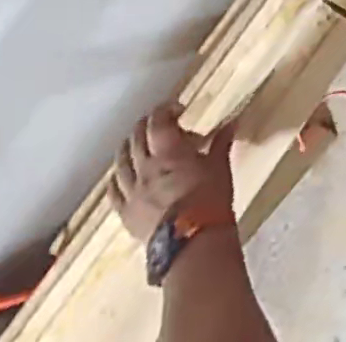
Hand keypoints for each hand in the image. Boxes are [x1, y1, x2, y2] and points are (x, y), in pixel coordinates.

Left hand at [109, 104, 235, 240]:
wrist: (190, 239)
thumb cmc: (211, 197)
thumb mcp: (220, 166)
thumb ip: (221, 143)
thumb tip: (232, 123)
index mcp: (169, 153)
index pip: (158, 123)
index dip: (164, 110)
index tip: (176, 106)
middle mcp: (144, 168)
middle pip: (136, 139)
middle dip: (145, 125)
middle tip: (158, 120)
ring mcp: (131, 191)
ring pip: (120, 162)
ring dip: (128, 147)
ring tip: (136, 141)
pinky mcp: (124, 211)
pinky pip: (113, 190)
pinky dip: (116, 176)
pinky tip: (120, 173)